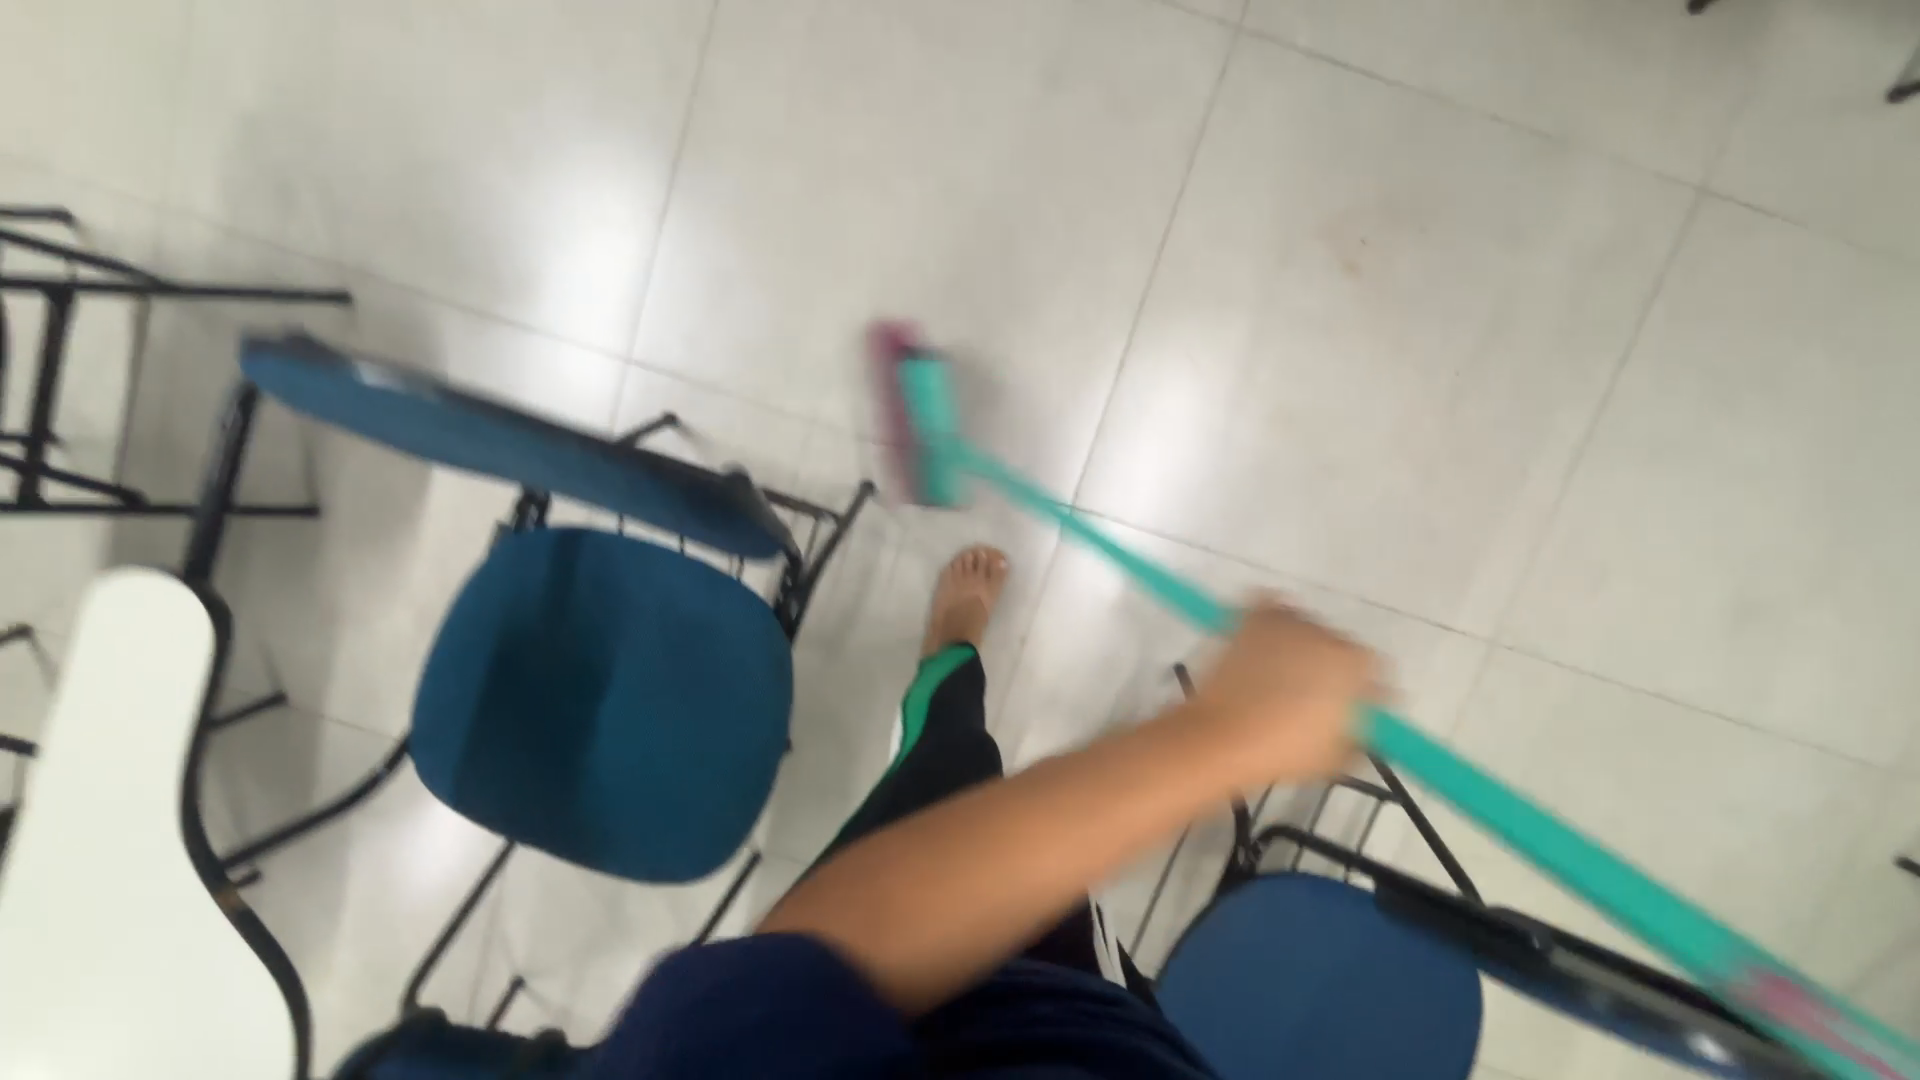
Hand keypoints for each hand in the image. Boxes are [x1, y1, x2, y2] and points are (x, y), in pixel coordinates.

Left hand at [1171, 597, 1376, 786]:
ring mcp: (1287, 622)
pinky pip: (1270, 609)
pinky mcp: (1252, 618)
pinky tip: (1264, 641)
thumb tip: (1358, 725)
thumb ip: (1358, 733)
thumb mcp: (1336, 754)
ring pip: (1304, 627)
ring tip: (1281, 670)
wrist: (1222, 732)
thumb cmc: (1281, 749)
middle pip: (1337, 645)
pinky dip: (1271, 621)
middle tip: (1310, 691)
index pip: (1373, 668)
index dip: (1364, 689)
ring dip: (1300, 644)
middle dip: (1329, 666)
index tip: (1353, 705)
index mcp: (1355, 664)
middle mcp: (1326, 634)